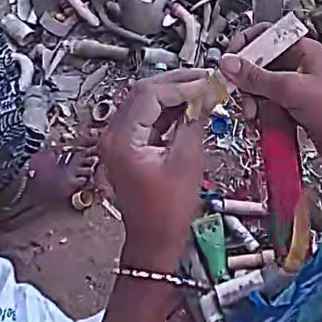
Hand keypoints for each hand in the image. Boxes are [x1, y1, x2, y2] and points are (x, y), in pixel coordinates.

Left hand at [98, 69, 211, 269]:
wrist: (155, 243)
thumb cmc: (166, 213)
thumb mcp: (187, 161)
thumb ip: (194, 122)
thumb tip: (205, 95)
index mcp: (122, 139)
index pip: (150, 94)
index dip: (181, 85)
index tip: (206, 81)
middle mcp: (114, 136)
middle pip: (145, 92)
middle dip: (178, 83)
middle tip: (206, 78)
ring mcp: (120, 141)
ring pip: (147, 102)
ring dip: (175, 94)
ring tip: (203, 89)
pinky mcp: (130, 146)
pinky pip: (149, 118)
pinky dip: (170, 110)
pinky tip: (191, 107)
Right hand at [217, 29, 321, 182]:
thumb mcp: (293, 89)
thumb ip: (257, 77)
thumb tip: (230, 64)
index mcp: (302, 50)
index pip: (265, 36)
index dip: (245, 45)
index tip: (230, 60)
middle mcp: (298, 67)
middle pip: (258, 65)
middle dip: (246, 82)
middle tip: (242, 95)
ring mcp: (296, 90)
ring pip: (261, 90)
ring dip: (252, 103)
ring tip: (253, 115)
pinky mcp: (294, 111)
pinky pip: (268, 109)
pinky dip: (261, 117)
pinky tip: (260, 125)